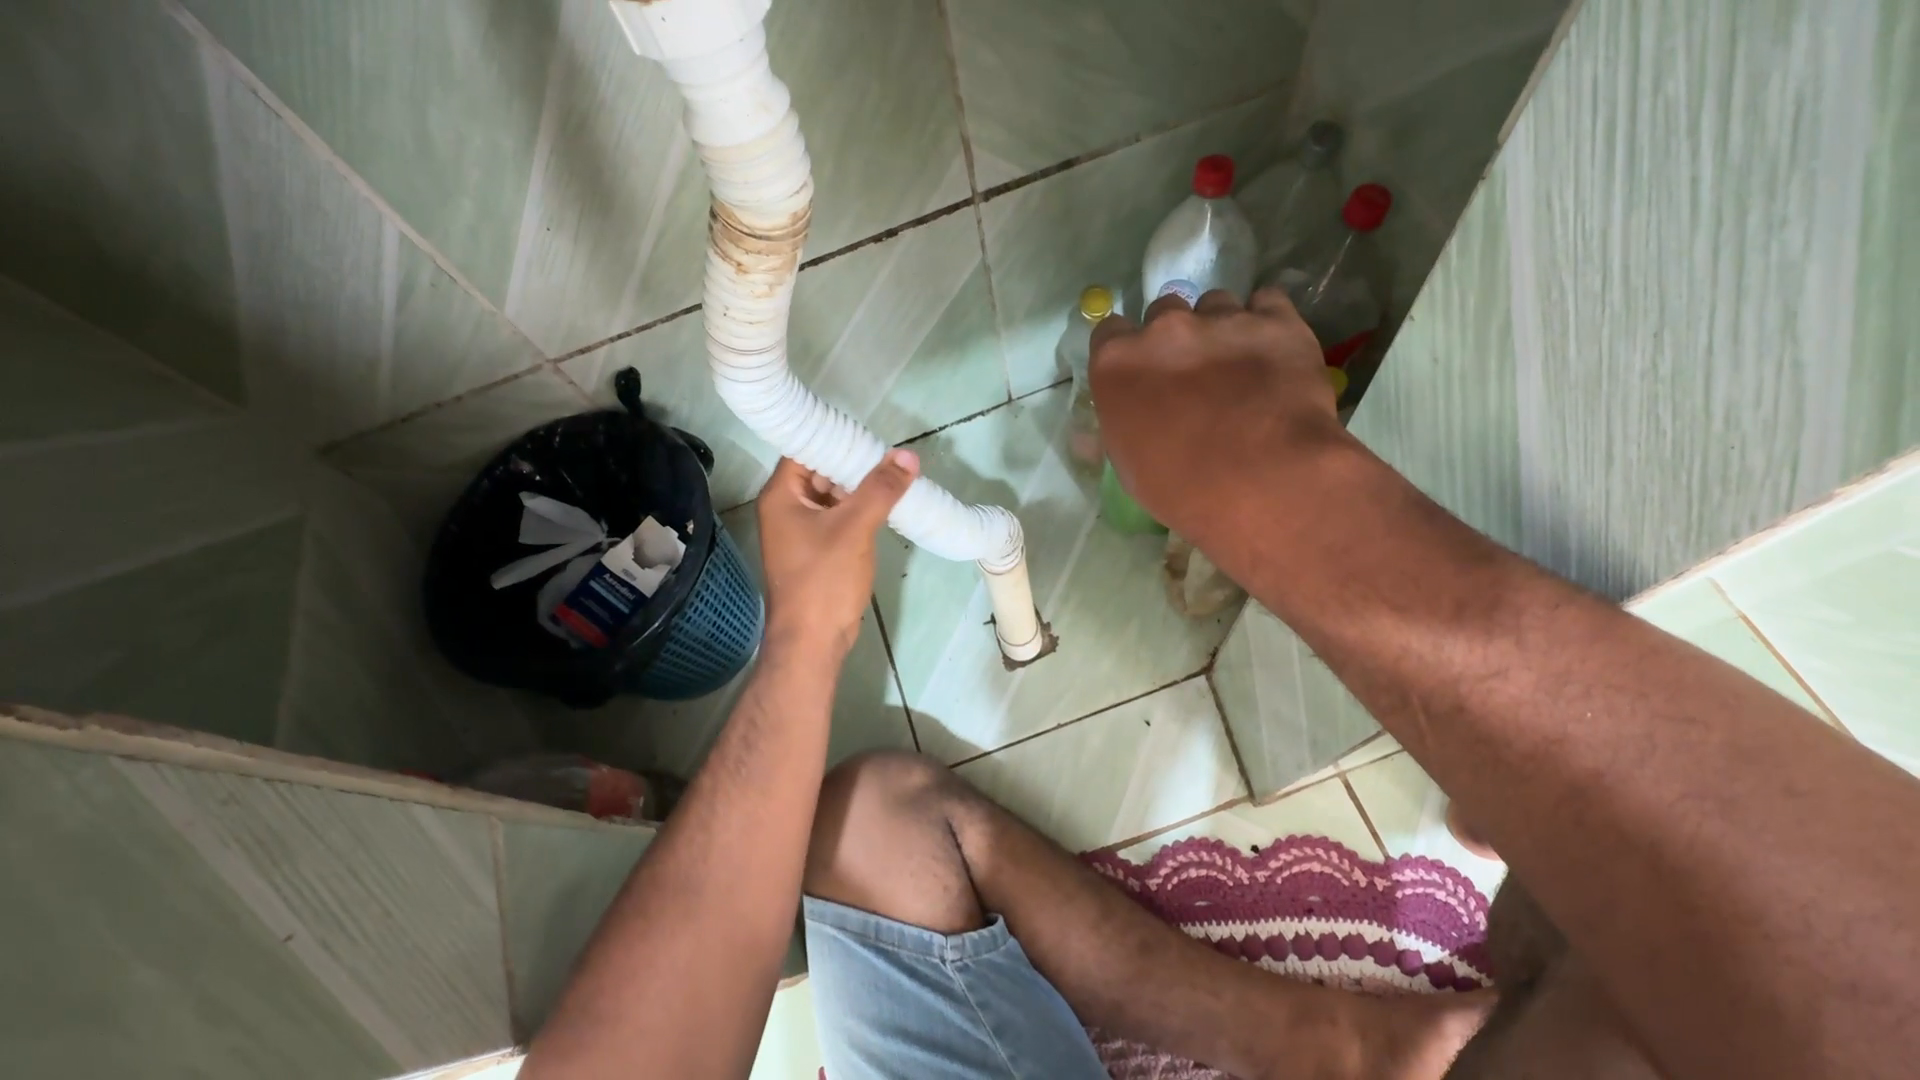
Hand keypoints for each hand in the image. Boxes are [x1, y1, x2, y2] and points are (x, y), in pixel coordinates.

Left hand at [754, 450, 918, 658]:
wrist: (813, 640)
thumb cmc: (824, 579)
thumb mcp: (855, 528)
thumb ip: (881, 489)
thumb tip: (908, 455)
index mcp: (781, 496)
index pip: (804, 449)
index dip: (834, 438)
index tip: (868, 431)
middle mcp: (787, 508)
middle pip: (820, 471)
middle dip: (854, 462)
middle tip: (890, 453)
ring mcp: (802, 531)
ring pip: (833, 495)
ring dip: (861, 487)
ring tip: (896, 474)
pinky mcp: (818, 550)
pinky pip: (840, 518)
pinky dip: (861, 509)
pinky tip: (889, 504)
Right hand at [1088, 286, 1344, 537]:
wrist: (1267, 481)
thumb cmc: (1185, 488)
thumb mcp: (1131, 466)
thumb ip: (1124, 422)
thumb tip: (1127, 413)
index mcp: (1118, 364)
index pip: (1110, 333)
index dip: (1127, 352)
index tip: (1141, 374)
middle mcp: (1165, 329)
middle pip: (1164, 312)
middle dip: (1175, 338)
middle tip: (1193, 376)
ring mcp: (1223, 320)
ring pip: (1216, 305)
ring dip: (1221, 328)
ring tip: (1239, 366)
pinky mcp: (1276, 321)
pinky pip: (1267, 302)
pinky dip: (1266, 322)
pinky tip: (1273, 350)